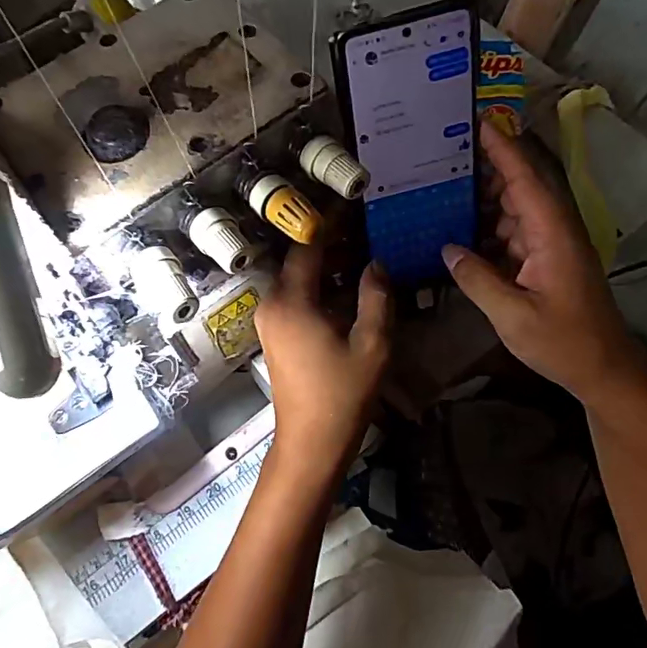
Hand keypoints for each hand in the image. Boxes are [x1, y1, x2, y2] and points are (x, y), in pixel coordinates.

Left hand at [253, 243, 390, 485]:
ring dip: (327, 267)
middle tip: (367, 229)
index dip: (329, 223)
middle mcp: (272, 305)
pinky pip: (296, 298)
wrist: (310, 442)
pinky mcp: (275, 335)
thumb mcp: (371, 344)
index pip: (307, 247)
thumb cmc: (342, 395)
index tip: (352, 204)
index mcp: (291, 302)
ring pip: (298, 280)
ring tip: (364, 253)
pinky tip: (348, 288)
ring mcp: (270, 321)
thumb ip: (376, 297)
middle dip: (331, 244)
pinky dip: (319, 288)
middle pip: (299, 261)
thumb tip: (376, 264)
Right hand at [443, 123, 646, 399]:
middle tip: (444, 158)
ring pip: (514, 212)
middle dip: (486, 171)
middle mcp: (554, 233)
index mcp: (553, 236)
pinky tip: (460, 232)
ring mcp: (551, 248)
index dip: (504, 150)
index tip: (479, 123)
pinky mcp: (545, 264)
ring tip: (443, 190)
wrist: (603, 371)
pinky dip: (488, 229)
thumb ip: (477, 279)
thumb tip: (448, 250)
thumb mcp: (512, 315)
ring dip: (484, 201)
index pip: (526, 181)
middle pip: (520, 189)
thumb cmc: (564, 342)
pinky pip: (513, 235)